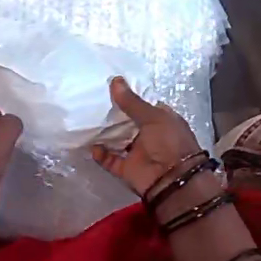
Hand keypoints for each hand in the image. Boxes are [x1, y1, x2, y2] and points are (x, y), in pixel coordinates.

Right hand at [88, 77, 206, 197]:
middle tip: (94, 102)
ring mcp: (138, 153)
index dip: (130, 98)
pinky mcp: (127, 168)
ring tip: (88, 120)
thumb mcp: (153, 117)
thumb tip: (115, 81)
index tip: (111, 89)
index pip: (144, 107)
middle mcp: (149, 136)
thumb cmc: (169, 142)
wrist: (171, 180)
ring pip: (117, 141)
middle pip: (128, 123)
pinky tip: (92, 145)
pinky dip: (101, 154)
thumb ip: (132, 102)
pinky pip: (110, 160)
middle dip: (114, 115)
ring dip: (105, 134)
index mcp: (162, 121)